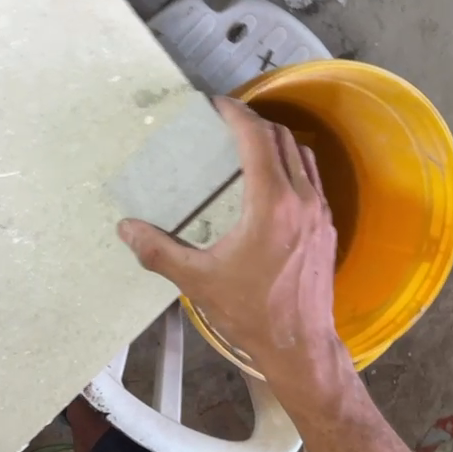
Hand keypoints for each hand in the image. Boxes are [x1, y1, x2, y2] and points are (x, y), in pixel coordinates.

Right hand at [117, 96, 348, 387]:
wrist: (299, 346)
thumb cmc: (251, 314)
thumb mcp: (198, 282)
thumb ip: (159, 252)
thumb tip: (126, 230)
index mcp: (271, 203)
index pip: (256, 137)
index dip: (235, 113)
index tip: (215, 105)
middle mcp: (301, 199)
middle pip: (282, 138)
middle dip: (254, 122)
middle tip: (227, 124)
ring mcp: (319, 213)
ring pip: (303, 156)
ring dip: (276, 142)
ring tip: (249, 147)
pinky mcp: (326, 229)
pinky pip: (312, 180)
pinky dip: (292, 167)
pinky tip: (273, 184)